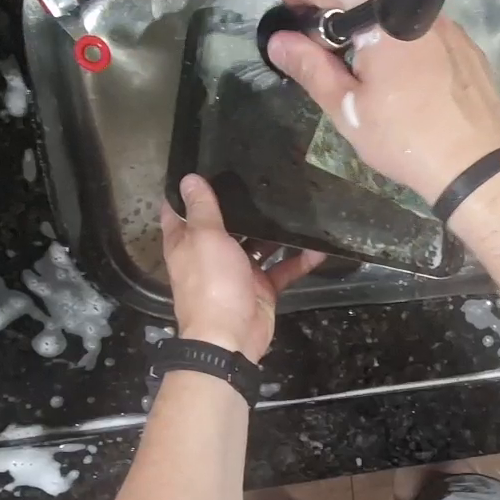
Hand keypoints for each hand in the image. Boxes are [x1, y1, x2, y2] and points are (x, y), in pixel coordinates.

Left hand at [160, 174, 323, 363]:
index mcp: (187, 241)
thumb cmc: (211, 284)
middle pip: (224, 224)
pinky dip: (298, 261)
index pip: (181, 209)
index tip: (205, 163)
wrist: (230, 337)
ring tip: (294, 203)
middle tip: (262, 174)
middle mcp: (210, 254)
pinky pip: (282, 270)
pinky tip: (317, 247)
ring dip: (273, 230)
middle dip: (240, 204)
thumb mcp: (205, 237)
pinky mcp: (261, 288)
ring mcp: (237, 272)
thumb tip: (189, 178)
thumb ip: (202, 208)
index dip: (189, 188)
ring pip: (257, 245)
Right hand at [264, 0, 499, 204]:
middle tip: (319, 28)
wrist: (472, 167)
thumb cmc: (404, 140)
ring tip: (357, 49)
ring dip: (375, 23)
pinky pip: (428, 32)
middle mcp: (420, 15)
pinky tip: (400, 68)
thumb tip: (279, 41)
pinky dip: (405, 39)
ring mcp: (450, 31)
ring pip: (402, 14)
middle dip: (341, 5)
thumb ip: (311, 69)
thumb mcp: (348, 109)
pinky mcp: (470, 51)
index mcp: (384, 22)